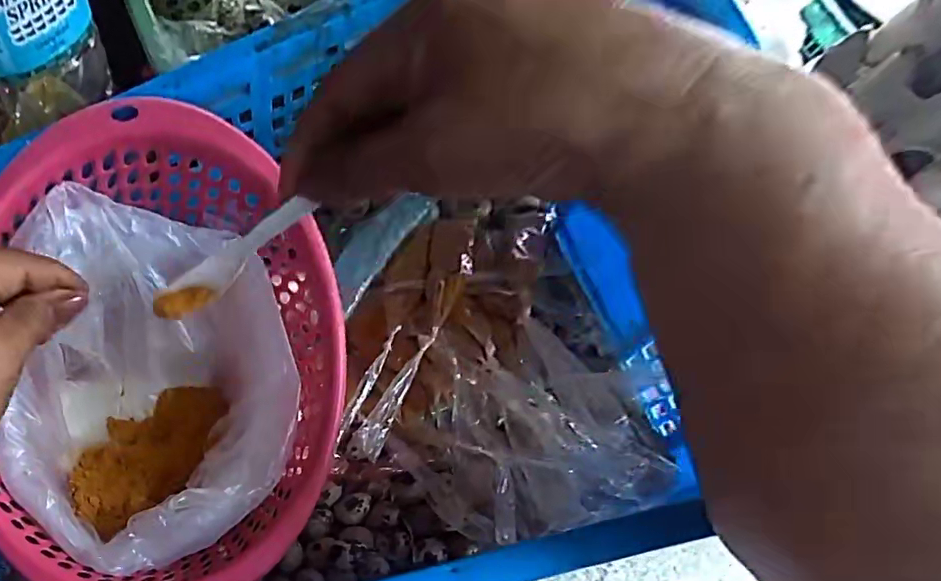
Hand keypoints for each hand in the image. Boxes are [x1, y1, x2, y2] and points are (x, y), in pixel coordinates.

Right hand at [280, 0, 761, 205]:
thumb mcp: (427, 154)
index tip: (288, 197)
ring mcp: (497, 18)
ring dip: (383, 142)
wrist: (652, 115)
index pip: (339, 88)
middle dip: (345, 146)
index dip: (307, 147)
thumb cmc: (527, 123)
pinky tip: (421, 161)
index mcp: (423, 15)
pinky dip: (424, 130)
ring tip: (372, 190)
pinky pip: (450, 87)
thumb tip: (309, 184)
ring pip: (411, 89)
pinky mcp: (528, 40)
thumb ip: (357, 169)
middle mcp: (455, 4)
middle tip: (330, 201)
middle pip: (373, 85)